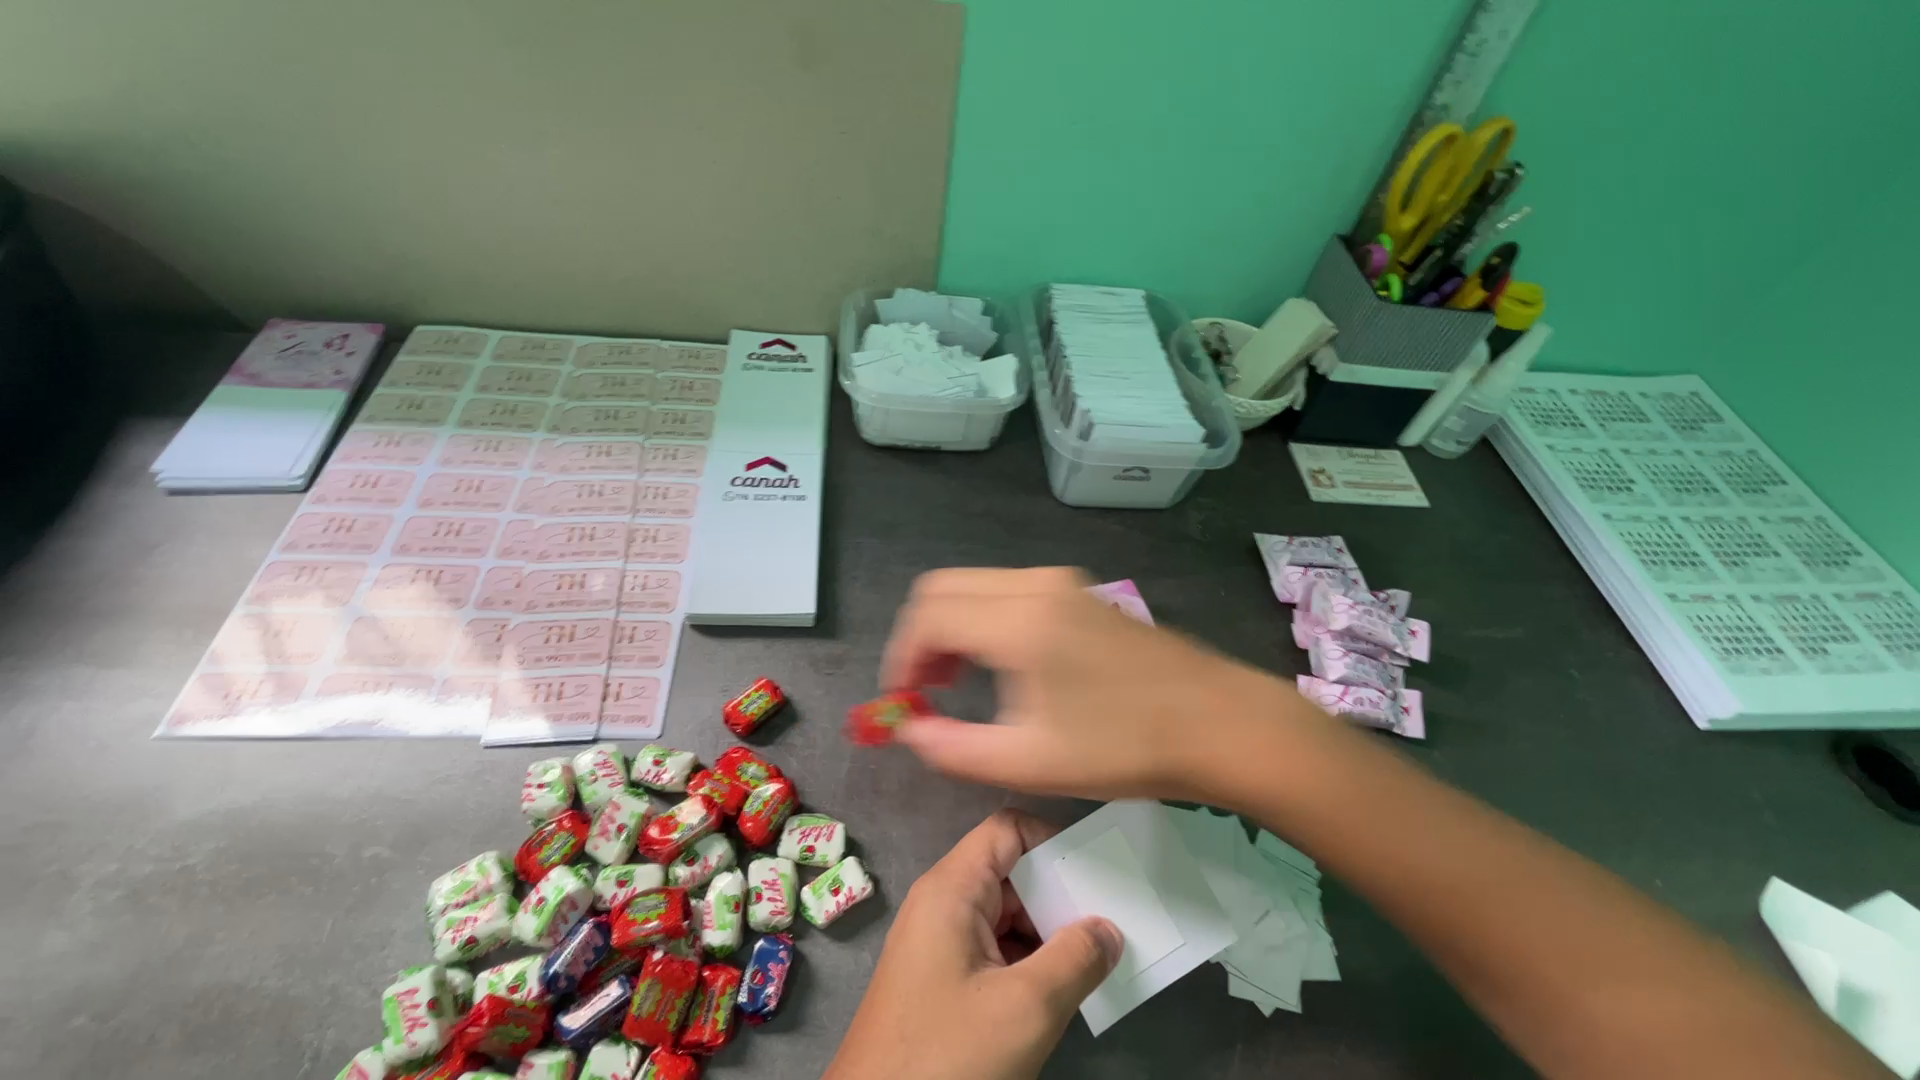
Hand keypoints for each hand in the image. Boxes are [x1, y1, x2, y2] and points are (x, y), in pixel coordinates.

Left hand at [824, 810, 1122, 1079]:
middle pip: (1009, 871)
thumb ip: (1076, 960)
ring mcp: (938, 943)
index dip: (1053, 839)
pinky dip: (1028, 961)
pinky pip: (993, 949)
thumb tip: (1108, 929)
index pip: (1007, 829)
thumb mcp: (1025, 1008)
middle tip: (1112, 915)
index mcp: (952, 889)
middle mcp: (942, 904)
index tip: (1098, 870)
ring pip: (1005, 914)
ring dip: (1048, 932)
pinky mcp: (941, 980)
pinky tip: (1062, 987)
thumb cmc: (948, 1054)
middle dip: (1059, 892)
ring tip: (1098, 955)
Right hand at [881, 566, 1311, 800]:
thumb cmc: (1124, 748)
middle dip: (921, 637)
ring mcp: (1063, 583)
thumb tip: (906, 730)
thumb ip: (953, 748)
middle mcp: (1035, 585)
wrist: (1220, 723)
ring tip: (957, 682)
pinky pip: (1008, 591)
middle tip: (924, 691)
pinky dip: (984, 618)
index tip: (901, 702)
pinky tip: (1002, 665)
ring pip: (976, 585)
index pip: (926, 616)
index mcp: (1018, 621)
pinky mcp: (1081, 593)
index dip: (901, 659)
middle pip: (943, 587)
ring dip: (952, 626)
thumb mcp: (1029, 762)